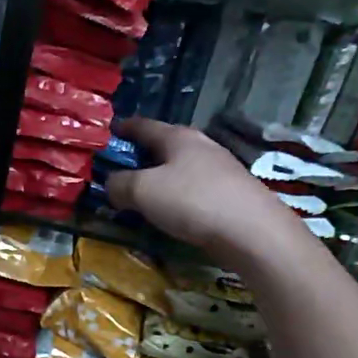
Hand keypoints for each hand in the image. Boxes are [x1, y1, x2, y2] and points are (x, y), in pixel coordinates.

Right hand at [105, 117, 303, 257]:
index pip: (143, 125)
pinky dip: (176, 195)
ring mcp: (219, 170)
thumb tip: (111, 184)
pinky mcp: (229, 194)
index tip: (107, 133)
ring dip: (159, 179)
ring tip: (141, 195)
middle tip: (119, 171)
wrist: (251, 232)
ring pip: (179, 169)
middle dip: (140, 157)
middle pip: (163, 147)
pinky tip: (170, 212)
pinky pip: (192, 189)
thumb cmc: (191, 201)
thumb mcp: (142, 191)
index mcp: (177, 137)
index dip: (122, 128)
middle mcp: (200, 146)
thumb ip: (119, 184)